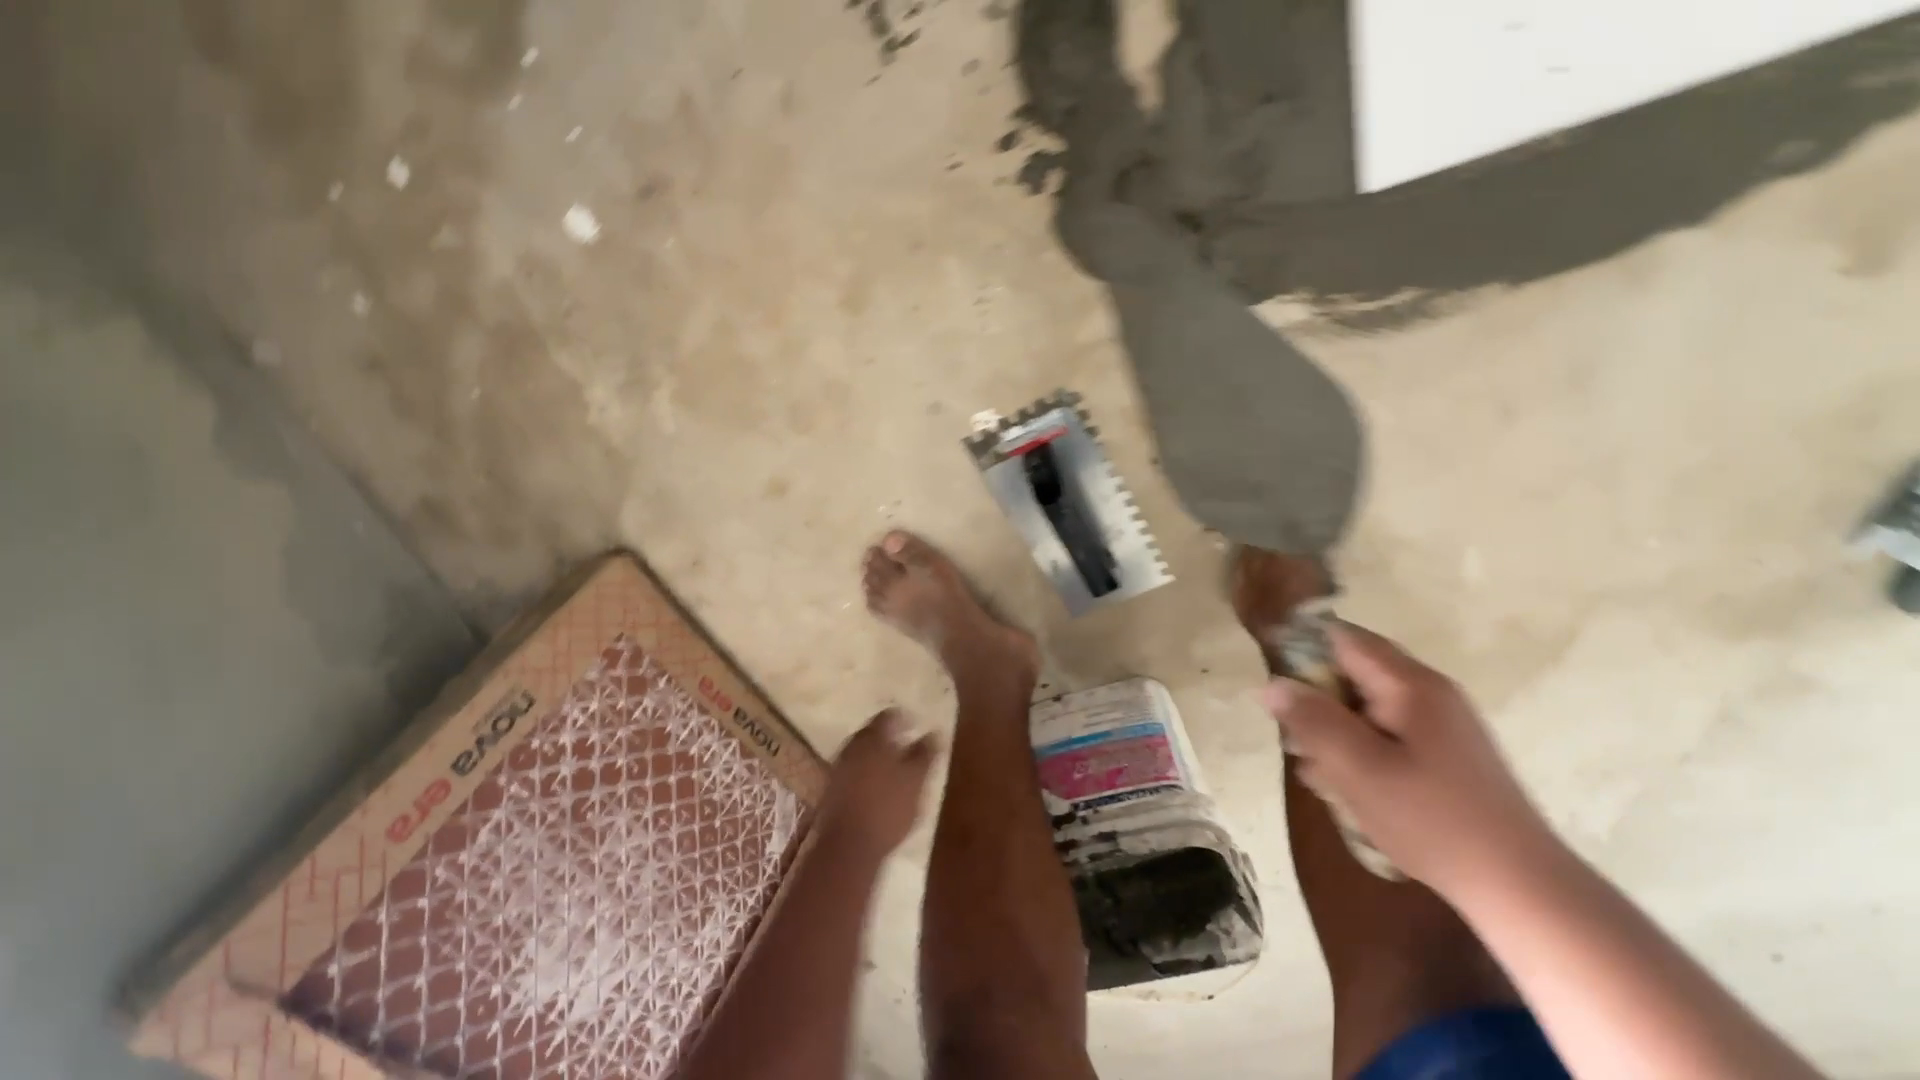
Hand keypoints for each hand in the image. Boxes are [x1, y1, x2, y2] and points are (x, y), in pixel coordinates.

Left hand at [815, 708, 939, 859]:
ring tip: (896, 768)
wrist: (849, 846)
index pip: (889, 716)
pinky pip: (853, 771)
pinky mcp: (831, 789)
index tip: (918, 725)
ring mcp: (838, 768)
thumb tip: (934, 732)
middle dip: (890, 736)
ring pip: (861, 752)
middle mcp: (851, 746)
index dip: (905, 718)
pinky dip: (867, 772)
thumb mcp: (916, 780)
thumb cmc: (888, 808)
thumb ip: (925, 754)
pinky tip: (879, 787)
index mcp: (873, 738)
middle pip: (872, 732)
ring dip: (878, 756)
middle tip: (908, 745)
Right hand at [1262, 623, 1557, 895]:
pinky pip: (1389, 737)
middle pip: (1356, 674)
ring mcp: (1443, 726)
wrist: (1516, 883)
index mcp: (1412, 685)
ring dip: (1336, 733)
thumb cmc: (1431, 820)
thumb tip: (1271, 683)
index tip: (1271, 684)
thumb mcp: (1358, 769)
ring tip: (1318, 774)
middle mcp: (1430, 694)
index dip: (1301, 651)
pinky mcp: (1447, 757)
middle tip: (1293, 742)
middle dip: (1317, 702)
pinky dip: (1362, 753)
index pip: (1344, 640)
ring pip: (1369, 710)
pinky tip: (1349, 792)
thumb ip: (1312, 721)